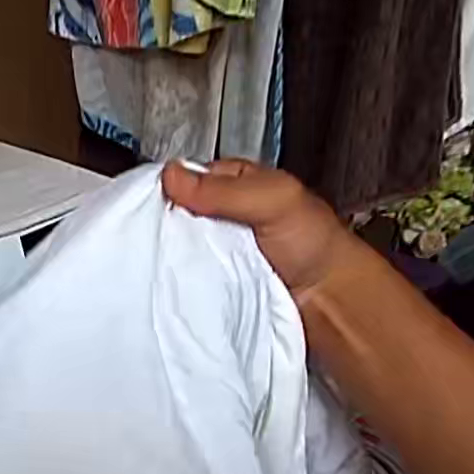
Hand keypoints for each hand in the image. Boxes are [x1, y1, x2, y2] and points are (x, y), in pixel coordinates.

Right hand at [161, 159, 365, 301]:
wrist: (328, 299)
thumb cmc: (313, 243)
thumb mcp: (272, 200)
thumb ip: (224, 189)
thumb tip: (172, 175)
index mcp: (235, 185)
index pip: (187, 180)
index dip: (166, 191)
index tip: (145, 208)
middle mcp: (222, 218)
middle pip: (178, 217)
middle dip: (162, 228)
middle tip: (149, 240)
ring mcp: (216, 253)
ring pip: (180, 250)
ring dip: (169, 258)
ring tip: (155, 265)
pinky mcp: (215, 284)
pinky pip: (190, 279)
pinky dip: (181, 282)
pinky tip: (172, 284)